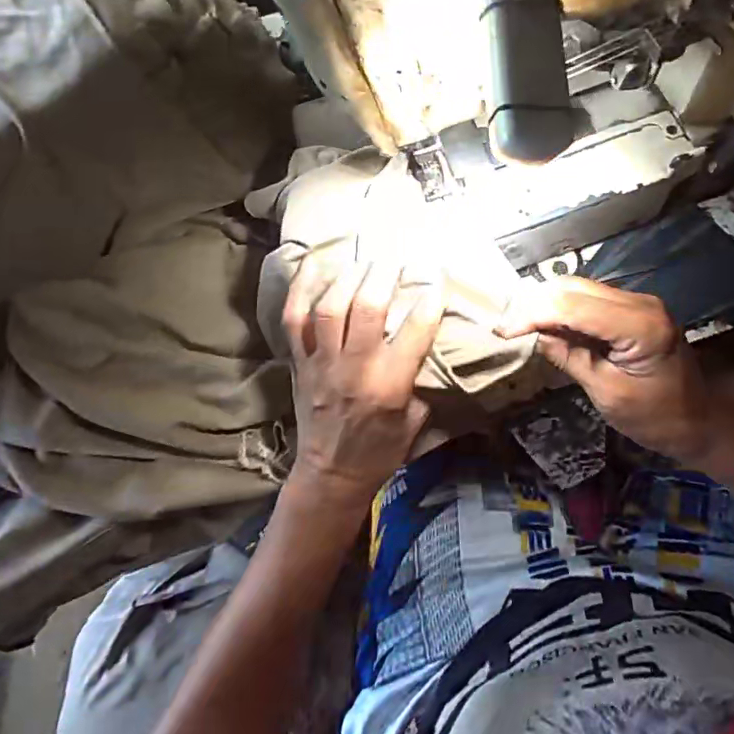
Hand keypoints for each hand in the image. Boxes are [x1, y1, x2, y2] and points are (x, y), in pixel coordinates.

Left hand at [282, 259, 444, 503]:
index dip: (430, 301)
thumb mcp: (415, 421)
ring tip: (363, 259)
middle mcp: (354, 368)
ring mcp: (322, 363)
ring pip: (331, 308)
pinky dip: (301, 290)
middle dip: (384, 276)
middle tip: (396, 257)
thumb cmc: (380, 451)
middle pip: (367, 309)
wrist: (331, 475)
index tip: (438, 277)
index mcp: (389, 385)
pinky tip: (314, 265)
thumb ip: (421, 381)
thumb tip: (431, 343)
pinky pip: (294, 320)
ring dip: (348, 277)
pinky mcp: (300, 363)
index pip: (415, 332)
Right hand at [495, 278, 733, 468]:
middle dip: (534, 304)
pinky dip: (561, 308)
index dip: (532, 313)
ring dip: (545, 303)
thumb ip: (569, 357)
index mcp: (640, 325)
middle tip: (506, 328)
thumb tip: (533, 335)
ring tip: (518, 326)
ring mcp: (637, 301)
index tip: (503, 332)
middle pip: (572, 287)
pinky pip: (588, 298)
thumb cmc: (658, 418)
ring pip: (577, 287)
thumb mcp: (607, 393)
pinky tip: (543, 323)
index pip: (572, 305)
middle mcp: (640, 302)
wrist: (702, 421)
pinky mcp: (631, 308)